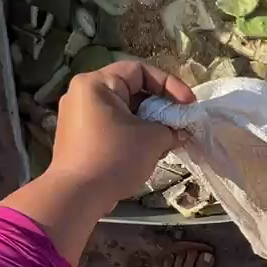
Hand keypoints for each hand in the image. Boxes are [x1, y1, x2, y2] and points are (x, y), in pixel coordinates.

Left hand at [1, 60, 194, 263]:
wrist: (78, 195)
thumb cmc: (115, 157)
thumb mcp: (152, 139)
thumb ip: (171, 129)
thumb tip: (179, 132)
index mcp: (97, 84)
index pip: (140, 70)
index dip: (170, 84)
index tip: (188, 105)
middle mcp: (84, 94)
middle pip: (131, 89)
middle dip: (160, 106)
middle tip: (180, 122)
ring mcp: (78, 116)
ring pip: (123, 110)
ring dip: (149, 121)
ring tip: (168, 139)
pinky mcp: (79, 137)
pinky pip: (113, 125)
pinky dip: (133, 132)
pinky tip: (149, 150)